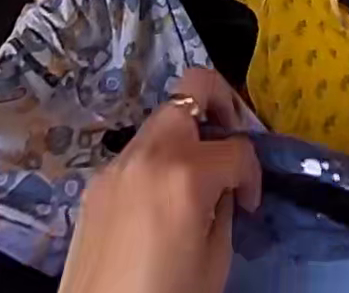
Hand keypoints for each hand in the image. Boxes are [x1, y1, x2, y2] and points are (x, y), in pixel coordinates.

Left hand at [59, 68, 261, 292]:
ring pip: (165, 117)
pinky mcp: (96, 181)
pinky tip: (160, 201)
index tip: (249, 202)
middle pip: (195, 87)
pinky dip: (160, 159)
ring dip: (189, 133)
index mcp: (186, 174)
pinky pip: (140, 151)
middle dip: (221, 106)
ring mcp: (118, 162)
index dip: (253, 174)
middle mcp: (151, 151)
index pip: (237, 149)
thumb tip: (223, 185)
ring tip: (196, 176)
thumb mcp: (214, 261)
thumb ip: (224, 206)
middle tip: (228, 145)